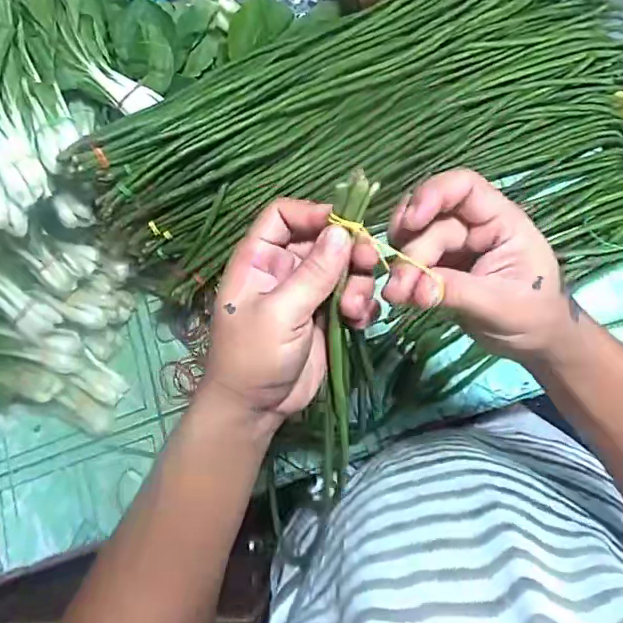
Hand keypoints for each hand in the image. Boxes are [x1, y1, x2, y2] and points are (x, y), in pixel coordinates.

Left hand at [203, 199, 378, 432]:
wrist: (256, 409)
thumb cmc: (253, 357)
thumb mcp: (281, 313)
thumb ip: (314, 273)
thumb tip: (343, 231)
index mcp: (260, 259)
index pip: (283, 215)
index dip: (312, 213)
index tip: (344, 225)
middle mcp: (285, 268)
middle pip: (324, 239)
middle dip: (349, 250)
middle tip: (369, 262)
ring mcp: (308, 292)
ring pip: (344, 268)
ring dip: (358, 283)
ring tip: (353, 309)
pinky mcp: (327, 316)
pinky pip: (353, 296)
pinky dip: (361, 304)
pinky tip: (359, 322)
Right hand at [382, 169, 577, 362]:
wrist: (538, 342)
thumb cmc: (534, 315)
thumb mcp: (502, 305)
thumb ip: (459, 292)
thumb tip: (416, 288)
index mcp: (501, 220)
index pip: (464, 187)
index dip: (433, 194)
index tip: (411, 222)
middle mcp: (475, 225)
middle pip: (432, 221)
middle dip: (412, 251)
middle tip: (397, 289)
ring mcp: (456, 245)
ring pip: (417, 240)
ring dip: (401, 264)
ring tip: (395, 295)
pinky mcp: (442, 267)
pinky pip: (415, 263)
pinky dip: (403, 277)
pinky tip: (399, 297)